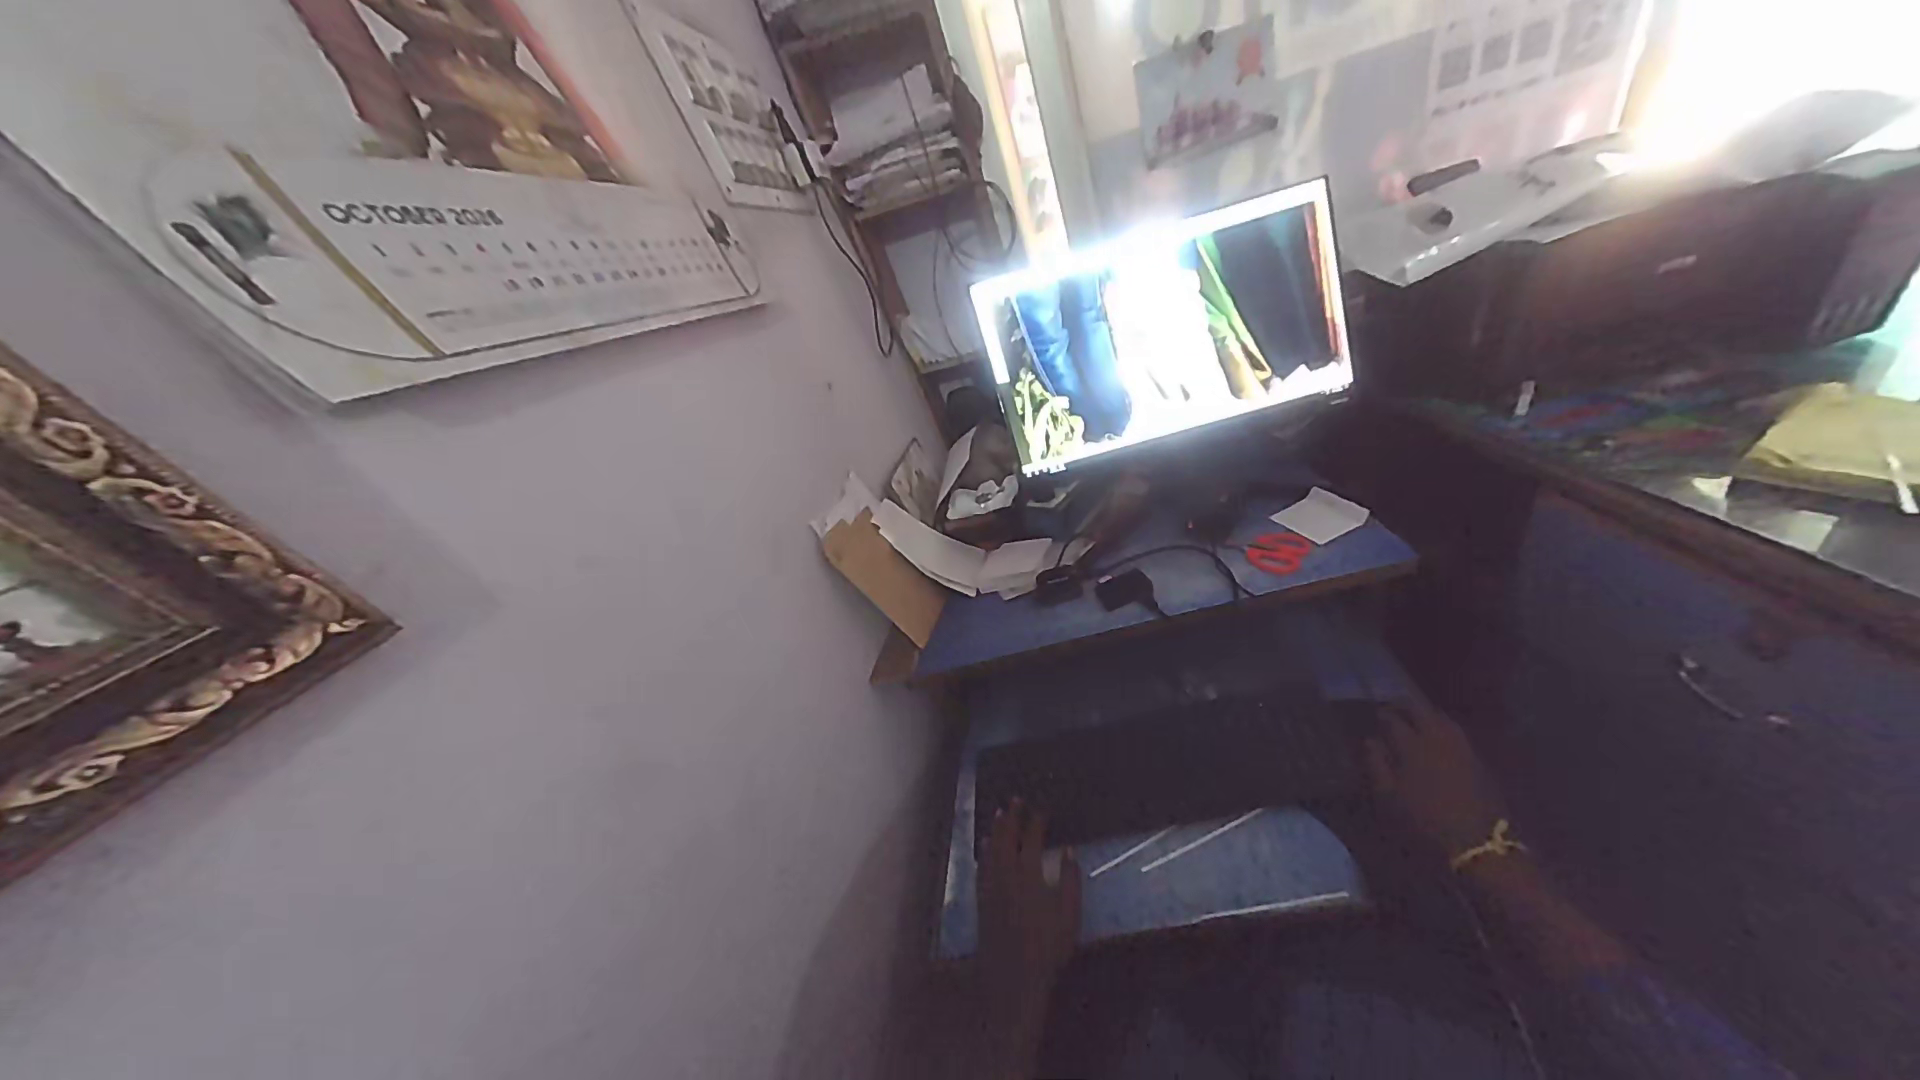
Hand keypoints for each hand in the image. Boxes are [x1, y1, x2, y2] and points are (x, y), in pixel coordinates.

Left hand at [977, 801, 1080, 1029]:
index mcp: (1029, 874)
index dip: (1036, 821)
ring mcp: (992, 884)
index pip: (1032, 839)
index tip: (1041, 808)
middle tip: (1015, 799)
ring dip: (996, 828)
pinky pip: (982, 865)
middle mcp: (1007, 873)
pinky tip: (985, 843)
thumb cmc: (1047, 945)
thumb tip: (1068, 850)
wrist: (1013, 974)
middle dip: (1012, 816)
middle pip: (1007, 837)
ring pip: (992, 848)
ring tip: (999, 812)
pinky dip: (984, 850)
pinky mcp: (982, 897)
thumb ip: (1070, 879)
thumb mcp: (1069, 914)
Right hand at [1364, 699, 1509, 861]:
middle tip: (1392, 707)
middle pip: (1419, 710)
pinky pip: (1455, 730)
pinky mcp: (1476, 758)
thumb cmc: (1425, 819)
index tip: (1374, 713)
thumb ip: (1376, 764)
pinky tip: (1437, 731)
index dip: (1382, 713)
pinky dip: (1441, 724)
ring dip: (1425, 712)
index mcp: (1411, 746)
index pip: (1392, 719)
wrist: (1479, 842)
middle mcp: (1436, 738)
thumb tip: (1370, 740)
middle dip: (1403, 705)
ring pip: (1440, 717)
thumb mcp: (1389, 795)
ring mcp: (1460, 746)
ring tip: (1414, 715)